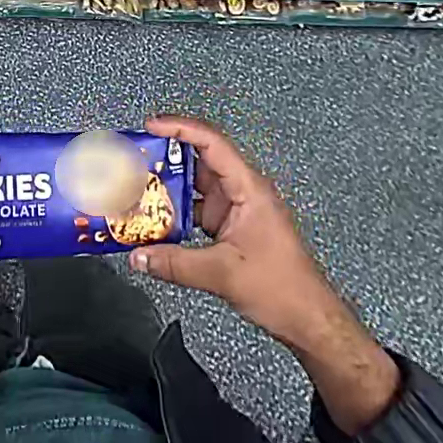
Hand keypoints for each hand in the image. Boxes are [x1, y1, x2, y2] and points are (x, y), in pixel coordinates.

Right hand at [130, 115, 399, 431]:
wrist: (307, 316)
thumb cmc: (281, 287)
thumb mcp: (222, 273)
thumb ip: (175, 264)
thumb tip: (139, 255)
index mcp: (249, 188)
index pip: (212, 143)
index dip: (181, 128)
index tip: (152, 126)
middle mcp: (243, 192)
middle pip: (201, 160)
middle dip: (168, 154)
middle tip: (136, 156)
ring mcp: (237, 209)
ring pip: (197, 186)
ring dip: (170, 185)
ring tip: (137, 186)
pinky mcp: (231, 227)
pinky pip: (198, 209)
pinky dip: (176, 211)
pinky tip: (155, 221)